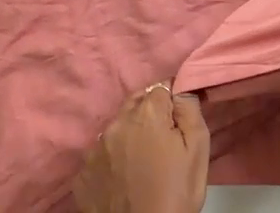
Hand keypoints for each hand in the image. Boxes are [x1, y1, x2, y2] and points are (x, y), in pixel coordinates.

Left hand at [74, 84, 210, 212]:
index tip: (178, 120)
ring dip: (129, 134)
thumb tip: (180, 89)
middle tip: (163, 139)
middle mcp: (115, 124)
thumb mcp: (198, 146)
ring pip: (116, 128)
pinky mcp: (81, 176)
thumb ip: (190, 108)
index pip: (161, 86)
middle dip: (150, 113)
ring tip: (142, 159)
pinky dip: (112, 157)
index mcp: (146, 114)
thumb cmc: (176, 192)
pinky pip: (100, 154)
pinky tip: (123, 176)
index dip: (173, 101)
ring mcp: (94, 151)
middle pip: (136, 103)